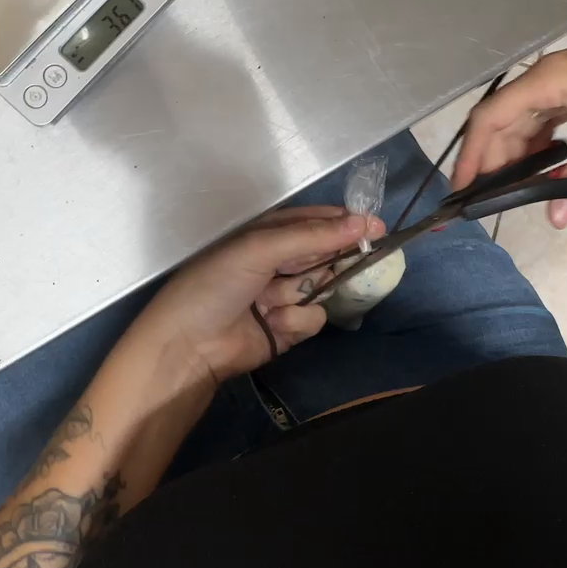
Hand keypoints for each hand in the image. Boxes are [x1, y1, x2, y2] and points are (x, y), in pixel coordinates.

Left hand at [121, 206, 385, 388]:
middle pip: (326, 254)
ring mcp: (285, 296)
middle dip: (335, 259)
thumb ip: (313, 236)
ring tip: (272, 301)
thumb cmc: (215, 284)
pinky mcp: (289, 328)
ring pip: (323, 287)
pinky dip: (296, 321)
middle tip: (360, 259)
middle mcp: (278, 262)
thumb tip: (363, 223)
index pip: (315, 222)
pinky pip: (314, 317)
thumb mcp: (260, 248)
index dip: (345, 223)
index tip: (377, 227)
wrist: (189, 345)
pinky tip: (272, 324)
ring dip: (303, 293)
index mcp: (267, 234)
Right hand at [454, 18, 566, 227]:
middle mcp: (549, 76)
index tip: (461, 188)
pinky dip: (540, 145)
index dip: (471, 154)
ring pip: (526, 121)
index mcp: (547, 78)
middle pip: (504, 121)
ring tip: (513, 189)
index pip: (489, 118)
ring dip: (517, 154)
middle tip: (489, 198)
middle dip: (493, 159)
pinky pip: (548, 119)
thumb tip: (555, 220)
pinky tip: (544, 168)